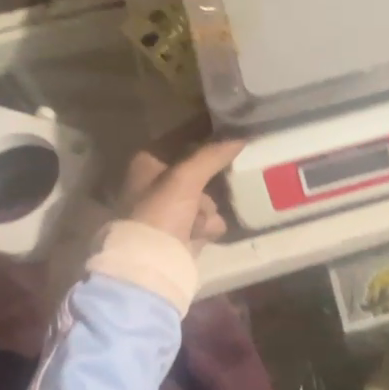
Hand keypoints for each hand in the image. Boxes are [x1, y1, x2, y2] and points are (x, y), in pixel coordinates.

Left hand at [118, 134, 244, 251]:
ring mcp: (170, 208)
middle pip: (199, 167)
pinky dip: (207, 225)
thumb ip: (212, 154)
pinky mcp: (182, 230)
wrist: (151, 265)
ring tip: (200, 220)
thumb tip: (240, 136)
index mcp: (148, 162)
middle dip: (212, 178)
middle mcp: (156, 181)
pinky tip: (201, 233)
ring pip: (207, 195)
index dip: (208, 130)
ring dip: (208, 207)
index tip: (235, 125)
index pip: (183, 136)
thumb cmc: (160, 213)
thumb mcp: (185, 178)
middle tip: (236, 167)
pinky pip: (207, 218)